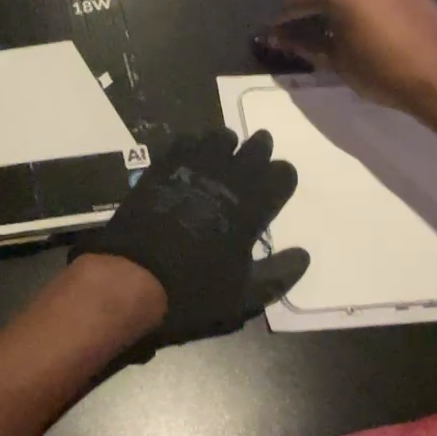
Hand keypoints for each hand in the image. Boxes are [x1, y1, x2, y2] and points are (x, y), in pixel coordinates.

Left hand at [73, 128, 307, 346]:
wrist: (133, 279)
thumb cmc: (193, 291)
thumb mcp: (242, 297)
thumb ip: (276, 276)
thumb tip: (303, 256)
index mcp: (252, 208)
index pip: (281, 176)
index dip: (282, 177)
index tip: (278, 183)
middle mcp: (227, 181)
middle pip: (253, 150)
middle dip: (259, 150)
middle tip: (259, 151)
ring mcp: (191, 170)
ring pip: (217, 138)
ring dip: (226, 142)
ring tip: (225, 150)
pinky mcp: (160, 170)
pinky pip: (182, 143)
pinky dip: (192, 143)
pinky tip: (191, 152)